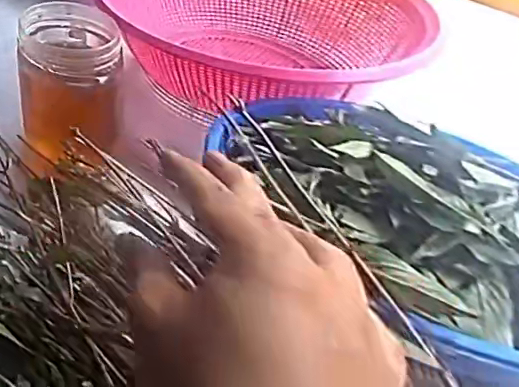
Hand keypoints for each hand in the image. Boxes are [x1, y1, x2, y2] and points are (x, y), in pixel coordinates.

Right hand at [130, 149, 405, 386]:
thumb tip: (135, 239)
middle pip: (272, 217)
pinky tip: (320, 302)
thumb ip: (145, 268)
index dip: (185, 172)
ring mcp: (361, 326)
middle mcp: (321, 279)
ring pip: (326, 260)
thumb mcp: (157, 320)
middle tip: (213, 163)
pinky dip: (330, 292)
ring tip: (265, 231)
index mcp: (263, 257)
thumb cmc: (211, 382)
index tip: (163, 154)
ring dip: (289, 236)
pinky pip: (359, 312)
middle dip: (237, 186)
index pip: (215, 198)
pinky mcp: (383, 372)